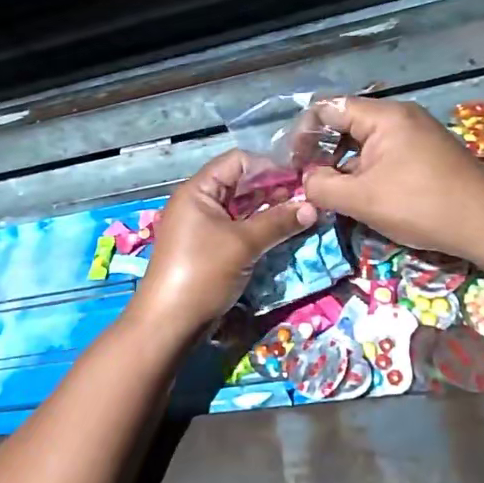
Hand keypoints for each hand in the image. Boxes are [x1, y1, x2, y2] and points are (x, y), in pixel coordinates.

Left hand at [129, 151, 316, 333]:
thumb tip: (313, 207)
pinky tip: (282, 233)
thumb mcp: (243, 244)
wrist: (170, 321)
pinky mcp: (207, 247)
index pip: (237, 161)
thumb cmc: (202, 272)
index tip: (301, 179)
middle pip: (240, 183)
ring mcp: (202, 226)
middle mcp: (198, 202)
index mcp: (198, 190)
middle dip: (273, 189)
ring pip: (241, 207)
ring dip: (269, 210)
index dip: (269, 166)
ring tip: (302, 215)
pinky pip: (236, 228)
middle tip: (308, 198)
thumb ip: (278, 222)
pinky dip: (258, 228)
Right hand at [302, 98, 483, 258]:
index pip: (328, 109)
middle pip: (345, 123)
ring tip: (331, 190)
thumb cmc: (421, 206)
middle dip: (321, 150)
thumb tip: (305, 180)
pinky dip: (365, 169)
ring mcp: (417, 134)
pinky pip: (384, 152)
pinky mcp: (427, 153)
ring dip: (342, 163)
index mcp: (384, 117)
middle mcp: (401, 117)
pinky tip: (361, 194)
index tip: (293, 163)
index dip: (303, 134)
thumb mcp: (360, 200)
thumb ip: (321, 186)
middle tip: (308, 179)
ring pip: (364, 140)